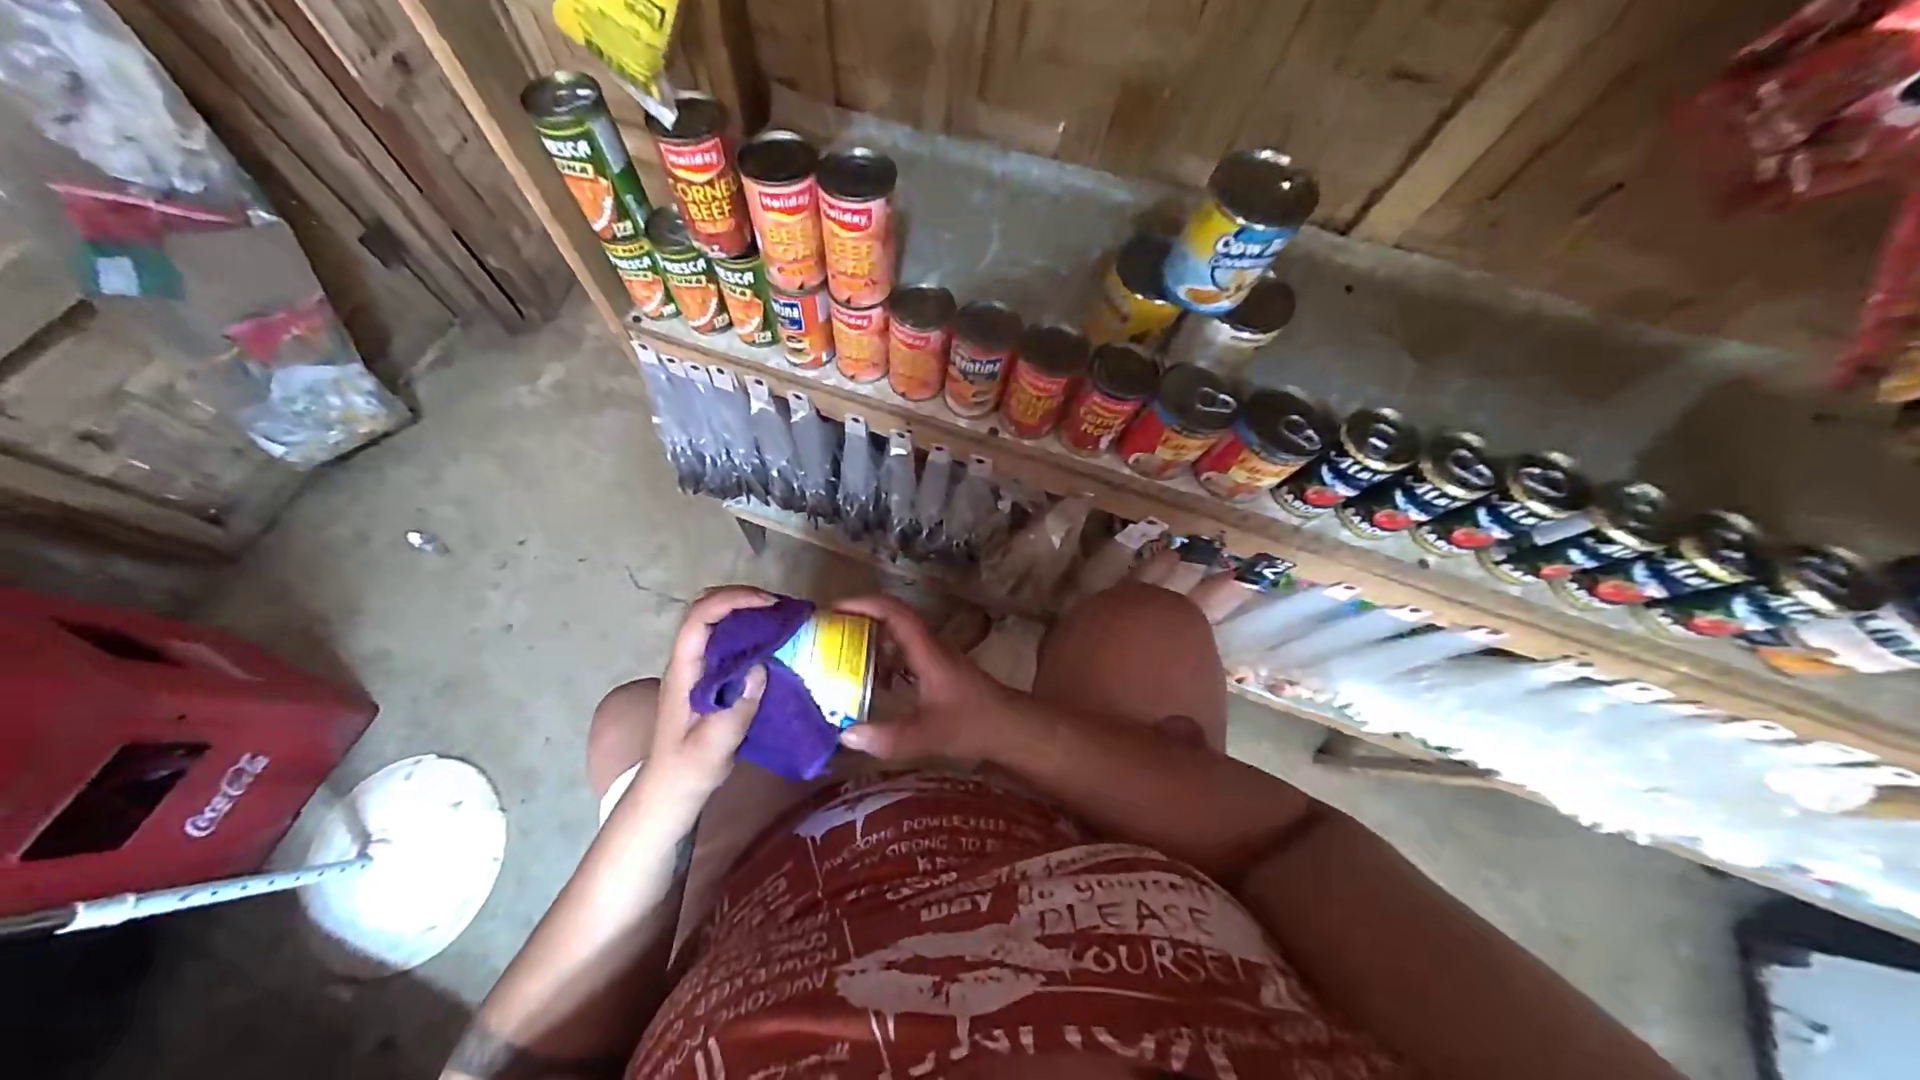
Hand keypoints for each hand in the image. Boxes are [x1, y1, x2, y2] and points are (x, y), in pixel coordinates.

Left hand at [647, 585, 775, 809]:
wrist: (671, 790)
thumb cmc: (689, 769)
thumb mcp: (714, 745)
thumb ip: (737, 706)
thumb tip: (761, 667)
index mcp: (683, 670)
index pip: (700, 618)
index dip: (733, 601)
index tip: (769, 605)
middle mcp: (687, 661)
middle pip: (706, 607)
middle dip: (741, 597)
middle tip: (779, 608)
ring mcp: (697, 667)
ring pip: (717, 621)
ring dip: (747, 611)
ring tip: (782, 620)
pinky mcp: (710, 677)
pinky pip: (728, 640)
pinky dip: (750, 631)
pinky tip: (774, 643)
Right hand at [832, 595, 1013, 762]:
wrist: (1013, 729)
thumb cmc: (975, 725)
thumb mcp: (928, 735)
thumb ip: (888, 738)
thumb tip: (846, 734)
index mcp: (927, 652)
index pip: (894, 613)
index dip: (864, 604)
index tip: (834, 608)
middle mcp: (931, 647)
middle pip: (893, 619)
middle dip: (860, 620)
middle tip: (829, 633)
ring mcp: (936, 658)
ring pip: (899, 638)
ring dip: (871, 641)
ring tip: (840, 657)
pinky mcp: (939, 672)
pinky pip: (905, 656)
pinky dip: (884, 661)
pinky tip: (870, 683)